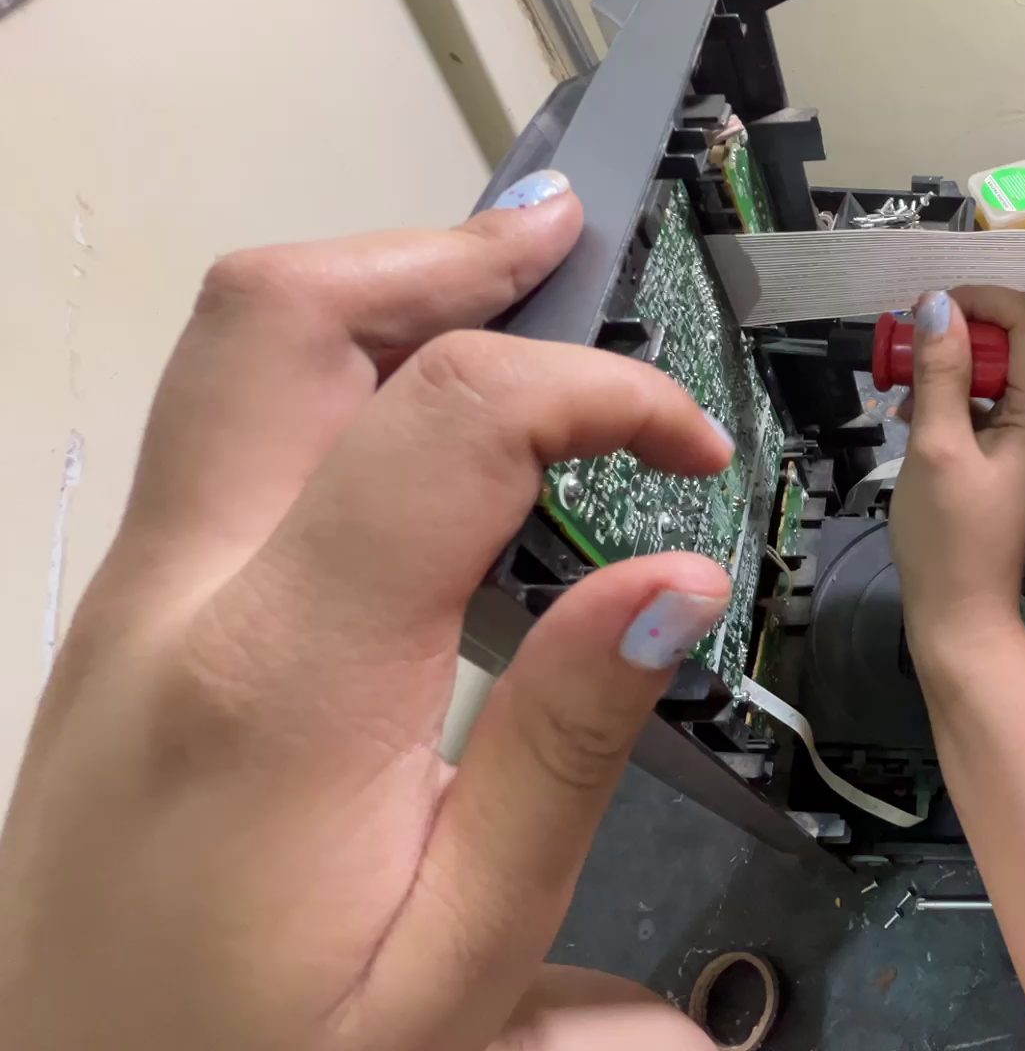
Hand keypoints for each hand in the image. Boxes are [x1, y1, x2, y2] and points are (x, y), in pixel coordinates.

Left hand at [0, 171, 728, 1050]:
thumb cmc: (289, 1049)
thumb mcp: (468, 938)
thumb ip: (569, 741)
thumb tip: (677, 576)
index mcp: (285, 671)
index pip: (456, 421)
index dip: (599, 391)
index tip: (695, 444)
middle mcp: (185, 592)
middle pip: (282, 323)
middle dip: (445, 253)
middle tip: (566, 238)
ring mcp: (145, 594)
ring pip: (249, 356)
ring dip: (401, 291)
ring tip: (521, 285)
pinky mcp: (151, 617)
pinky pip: (252, 427)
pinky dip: (365, 368)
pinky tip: (449, 406)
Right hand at [890, 288, 1024, 650]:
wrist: (958, 612)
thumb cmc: (948, 538)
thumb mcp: (937, 448)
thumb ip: (941, 373)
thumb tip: (937, 305)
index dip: (979, 302)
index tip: (925, 314)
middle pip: (1011, 341)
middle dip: (957, 334)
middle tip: (905, 350)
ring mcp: (1023, 438)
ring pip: (992, 373)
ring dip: (947, 367)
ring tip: (901, 384)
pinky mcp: (1001, 456)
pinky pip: (980, 407)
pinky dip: (947, 399)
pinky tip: (910, 415)